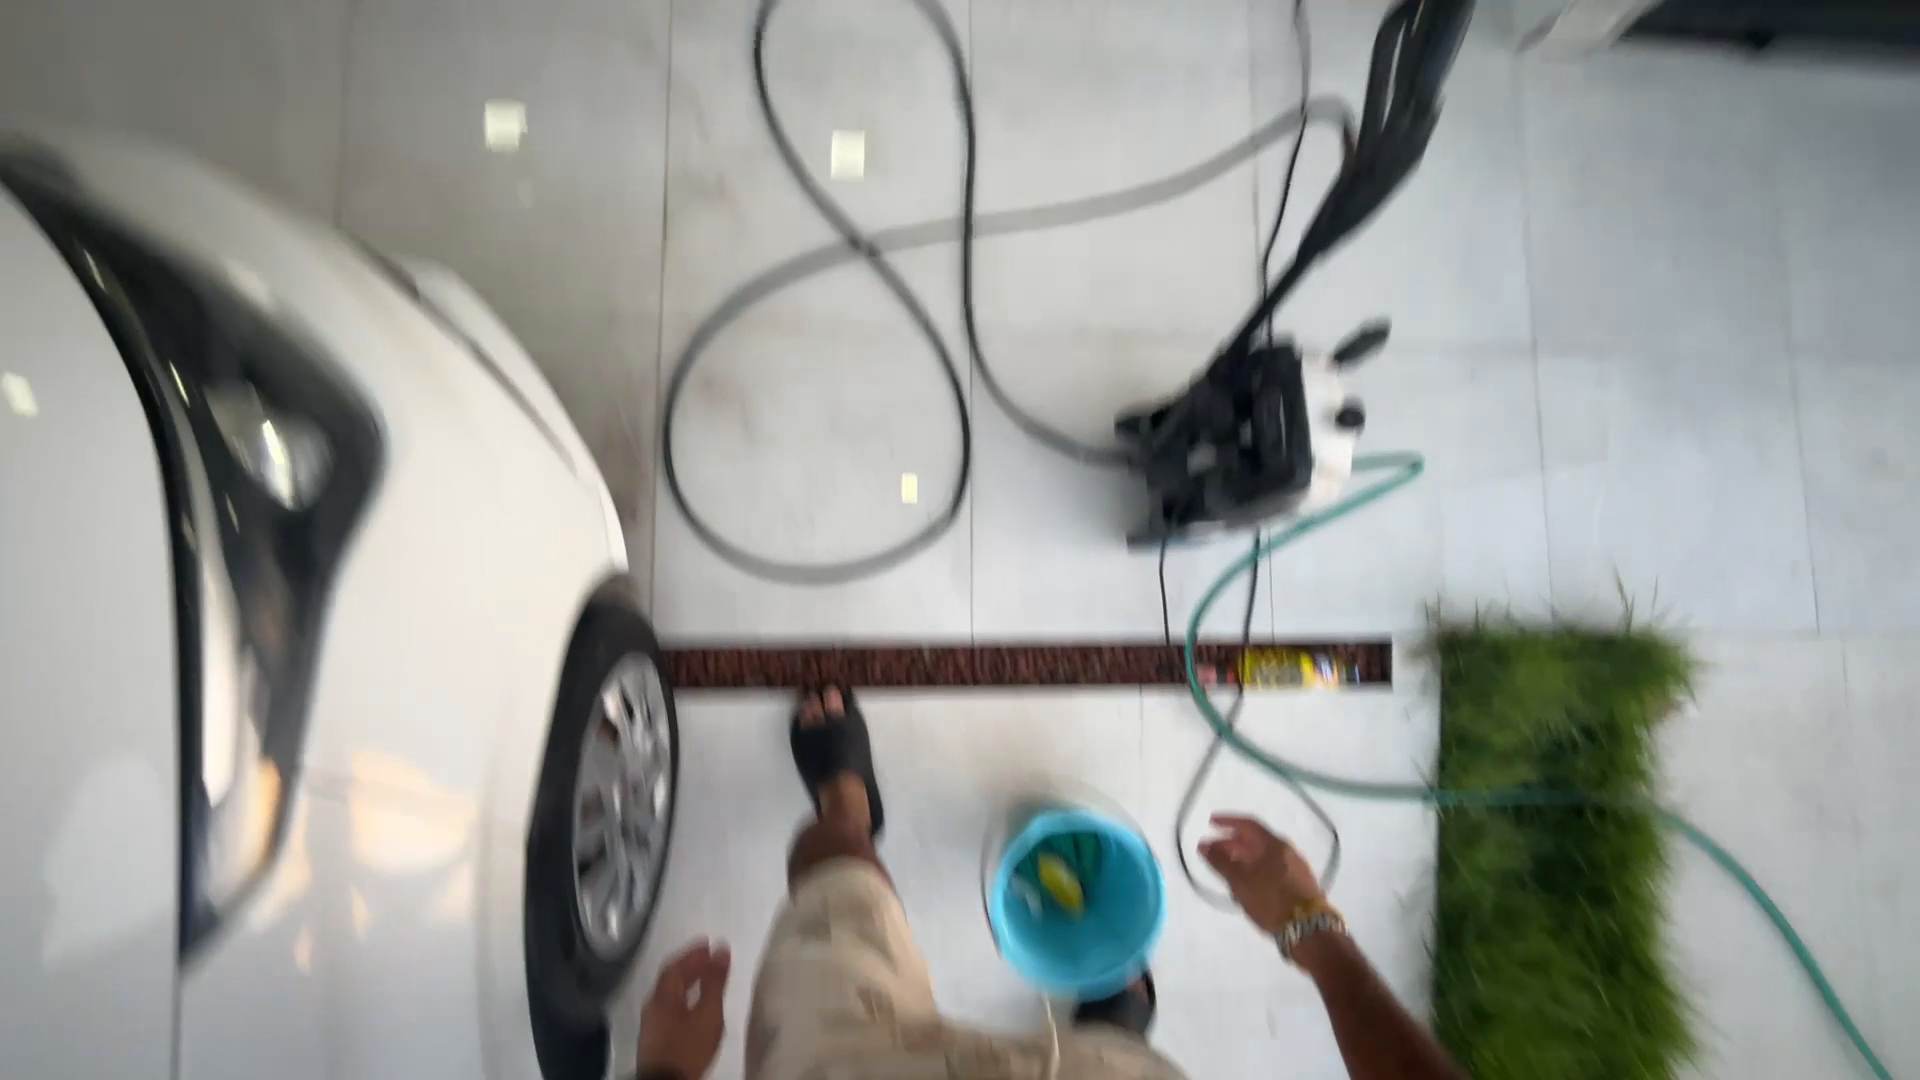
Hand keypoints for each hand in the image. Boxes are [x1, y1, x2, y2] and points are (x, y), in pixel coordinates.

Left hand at [637, 939, 731, 1079]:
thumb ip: (715, 981)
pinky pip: (669, 1008)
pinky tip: (694, 1005)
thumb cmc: (688, 1045)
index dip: (692, 952)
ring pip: (669, 994)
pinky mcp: (655, 1039)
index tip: (708, 943)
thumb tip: (722, 949)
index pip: (675, 965)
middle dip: (690, 966)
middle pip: (670, 979)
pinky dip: (683, 998)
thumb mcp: (708, 1012)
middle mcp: (653, 1005)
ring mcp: (652, 1024)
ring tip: (705, 980)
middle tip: (709, 958)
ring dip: (687, 982)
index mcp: (663, 995)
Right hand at [1198, 814, 1325, 935]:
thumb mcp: (1240, 881)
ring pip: (1264, 857)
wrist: (1312, 934)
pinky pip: (1272, 871)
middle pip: (1255, 841)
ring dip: (1243, 860)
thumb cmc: (1272, 901)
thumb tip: (1204, 845)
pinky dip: (1256, 871)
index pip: (1247, 824)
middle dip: (1231, 844)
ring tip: (1227, 871)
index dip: (1227, 821)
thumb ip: (1220, 861)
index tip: (1211, 823)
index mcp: (1274, 844)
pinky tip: (1248, 886)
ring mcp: (1297, 869)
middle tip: (1213, 851)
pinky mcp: (1301, 887)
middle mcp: (1287, 851)